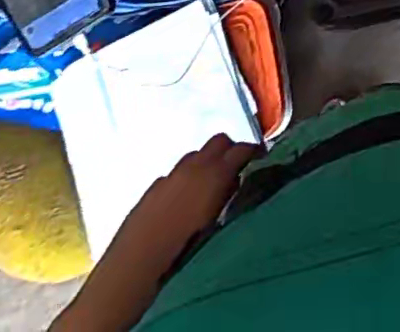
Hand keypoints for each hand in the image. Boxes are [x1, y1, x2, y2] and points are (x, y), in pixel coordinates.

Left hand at [112, 134, 259, 267]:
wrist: (139, 259)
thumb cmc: (185, 245)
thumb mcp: (217, 220)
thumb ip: (228, 194)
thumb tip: (236, 180)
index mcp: (215, 172)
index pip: (241, 148)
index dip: (252, 151)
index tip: (260, 158)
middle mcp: (195, 165)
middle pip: (219, 141)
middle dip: (230, 149)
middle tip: (236, 167)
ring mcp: (173, 173)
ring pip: (197, 154)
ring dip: (207, 161)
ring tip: (210, 184)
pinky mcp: (155, 185)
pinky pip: (177, 172)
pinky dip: (186, 177)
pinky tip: (184, 199)